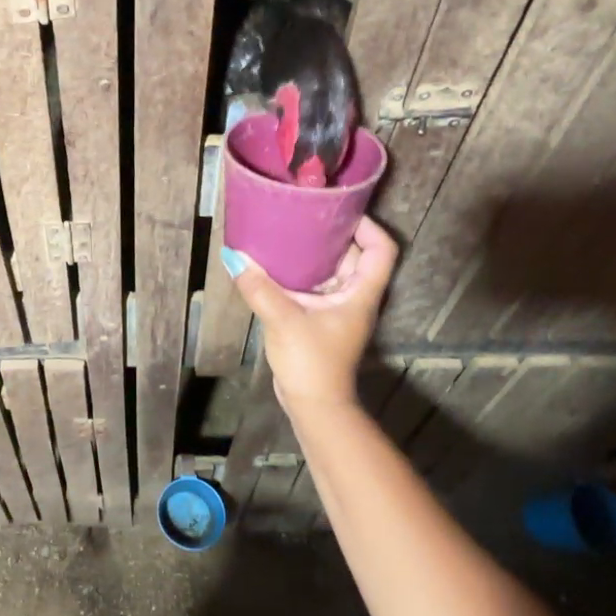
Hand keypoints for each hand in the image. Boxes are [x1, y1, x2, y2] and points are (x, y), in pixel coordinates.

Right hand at [223, 218, 398, 413]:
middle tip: (303, 216)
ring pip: (331, 272)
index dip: (367, 226)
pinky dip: (298, 275)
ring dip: (312, 256)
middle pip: (353, 256)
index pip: (381, 249)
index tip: (339, 210)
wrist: (314, 404)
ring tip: (285, 235)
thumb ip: (259, 287)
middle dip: (331, 235)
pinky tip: (273, 267)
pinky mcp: (320, 321)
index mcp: (360, 293)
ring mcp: (338, 311)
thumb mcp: (283, 319)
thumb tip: (235, 257)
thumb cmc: (311, 361)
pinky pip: (314, 288)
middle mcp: (354, 297)